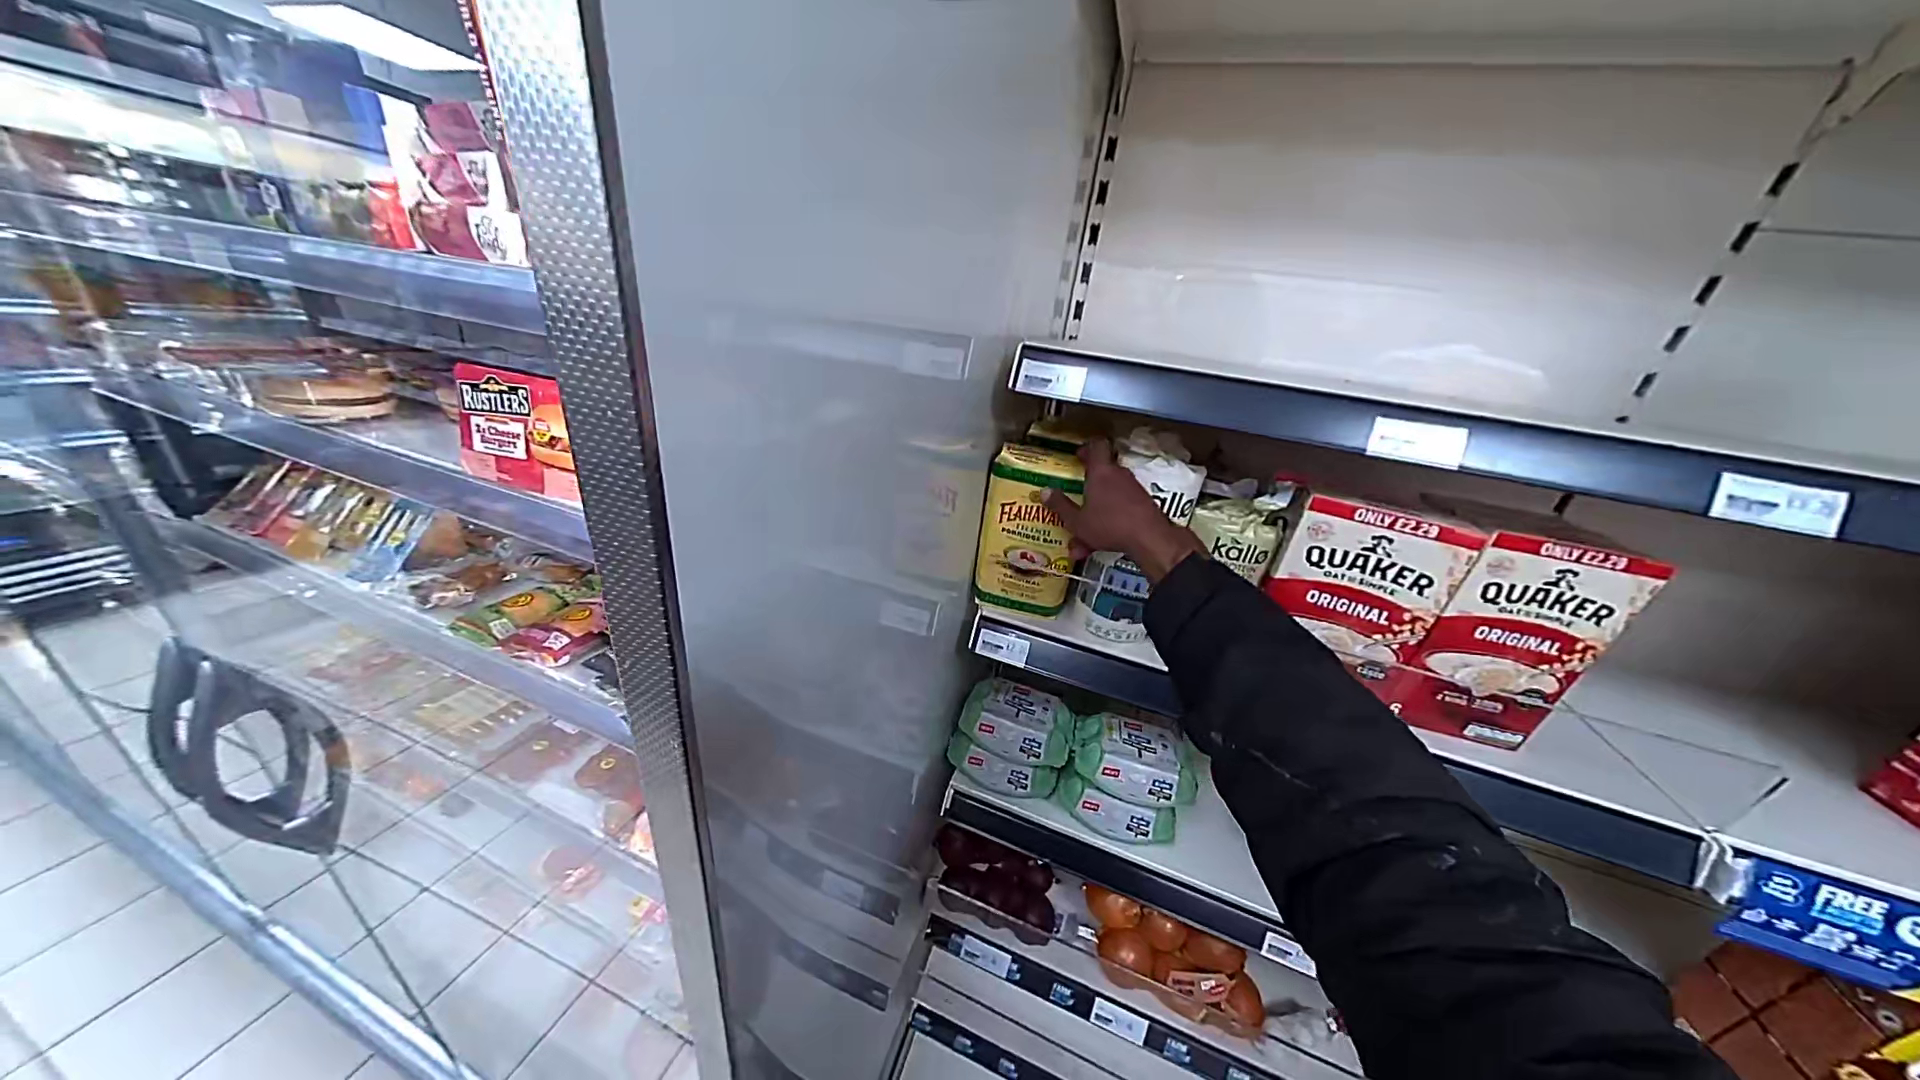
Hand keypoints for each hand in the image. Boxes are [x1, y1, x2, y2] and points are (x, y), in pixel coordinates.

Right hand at [1043, 438, 1204, 583]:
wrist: (1149, 539)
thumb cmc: (1109, 525)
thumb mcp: (1077, 520)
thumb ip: (1060, 506)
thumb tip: (1044, 492)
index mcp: (1100, 472)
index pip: (1097, 445)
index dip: (1087, 447)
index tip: (1078, 455)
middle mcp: (1119, 475)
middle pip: (1103, 471)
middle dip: (1088, 484)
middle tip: (1076, 492)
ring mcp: (1133, 490)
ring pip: (1109, 496)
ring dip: (1095, 511)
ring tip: (1080, 535)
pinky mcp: (1143, 505)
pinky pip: (1120, 510)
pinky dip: (1107, 523)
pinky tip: (1095, 546)